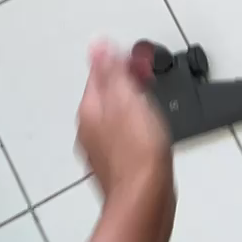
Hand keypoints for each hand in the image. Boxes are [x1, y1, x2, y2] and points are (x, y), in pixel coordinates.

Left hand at [76, 40, 174, 226]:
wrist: (145, 198)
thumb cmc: (140, 150)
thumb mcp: (128, 100)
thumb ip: (112, 72)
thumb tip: (98, 44)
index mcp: (90, 108)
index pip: (100, 73)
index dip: (121, 62)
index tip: (143, 60)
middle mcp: (89, 127)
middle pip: (106, 94)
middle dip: (126, 82)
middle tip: (149, 78)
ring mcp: (101, 148)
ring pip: (114, 114)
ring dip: (131, 103)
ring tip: (152, 101)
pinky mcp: (116, 163)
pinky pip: (122, 134)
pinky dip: (134, 125)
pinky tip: (149, 131)